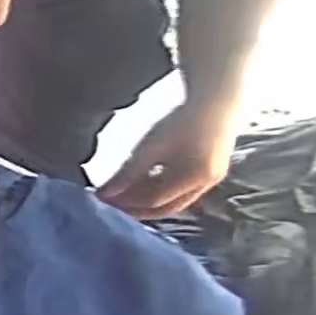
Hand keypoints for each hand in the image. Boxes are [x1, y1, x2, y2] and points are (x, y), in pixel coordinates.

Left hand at [98, 98, 240, 218]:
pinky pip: (179, 192)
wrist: (217, 105)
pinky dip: (156, 193)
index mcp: (194, 178)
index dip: (123, 203)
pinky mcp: (206, 175)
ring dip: (144, 203)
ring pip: (172, 202)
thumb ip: (128, 173)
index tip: (98, 200)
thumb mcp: (150, 149)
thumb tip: (104, 194)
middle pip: (164, 207)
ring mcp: (209, 181)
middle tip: (106, 206)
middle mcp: (206, 184)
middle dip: (134, 210)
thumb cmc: (181, 124)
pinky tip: (134, 189)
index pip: (152, 200)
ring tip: (116, 199)